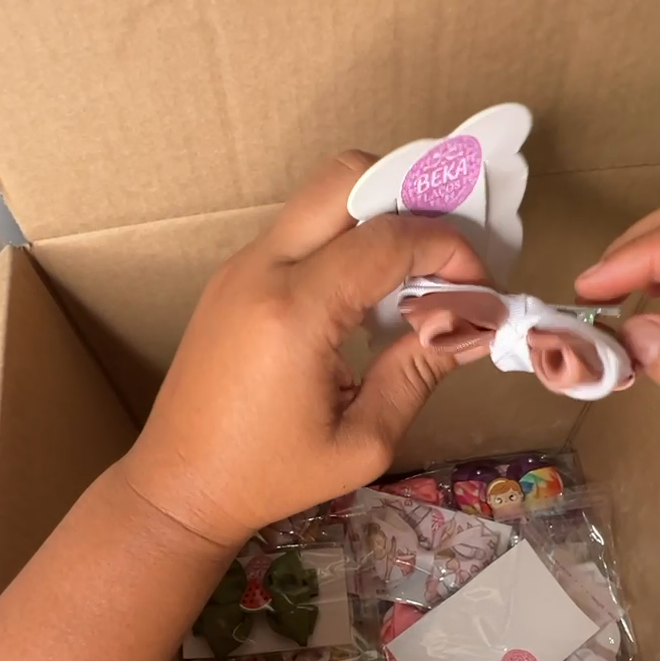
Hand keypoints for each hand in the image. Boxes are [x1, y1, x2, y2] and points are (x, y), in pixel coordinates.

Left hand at [120, 153, 487, 546]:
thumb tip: (471, 327)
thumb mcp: (362, 441)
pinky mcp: (233, 277)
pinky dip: (346, 240)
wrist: (179, 484)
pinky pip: (301, 230)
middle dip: (413, 200)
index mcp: (295, 311)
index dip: (450, 251)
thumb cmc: (270, 476)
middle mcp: (262, 268)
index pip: (389, 238)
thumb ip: (418, 372)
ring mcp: (241, 266)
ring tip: (413, 277)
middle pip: (347, 175)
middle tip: (447, 257)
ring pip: (322, 197)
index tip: (480, 290)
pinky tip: (366, 296)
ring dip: (378, 218)